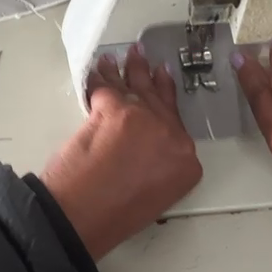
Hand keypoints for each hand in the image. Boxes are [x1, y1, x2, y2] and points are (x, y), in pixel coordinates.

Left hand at [39, 46, 202, 260]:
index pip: (179, 129)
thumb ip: (160, 167)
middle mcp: (171, 135)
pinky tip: (99, 69)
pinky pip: (106, 86)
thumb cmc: (115, 215)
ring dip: (131, 69)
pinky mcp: (113, 108)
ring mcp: (143, 117)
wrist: (84, 214)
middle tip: (153, 64)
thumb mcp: (156, 197)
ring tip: (129, 56)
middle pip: (161, 101)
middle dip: (154, 80)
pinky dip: (100, 77)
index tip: (164, 94)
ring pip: (138, 87)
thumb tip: (144, 152)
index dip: (167, 108)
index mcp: (186, 162)